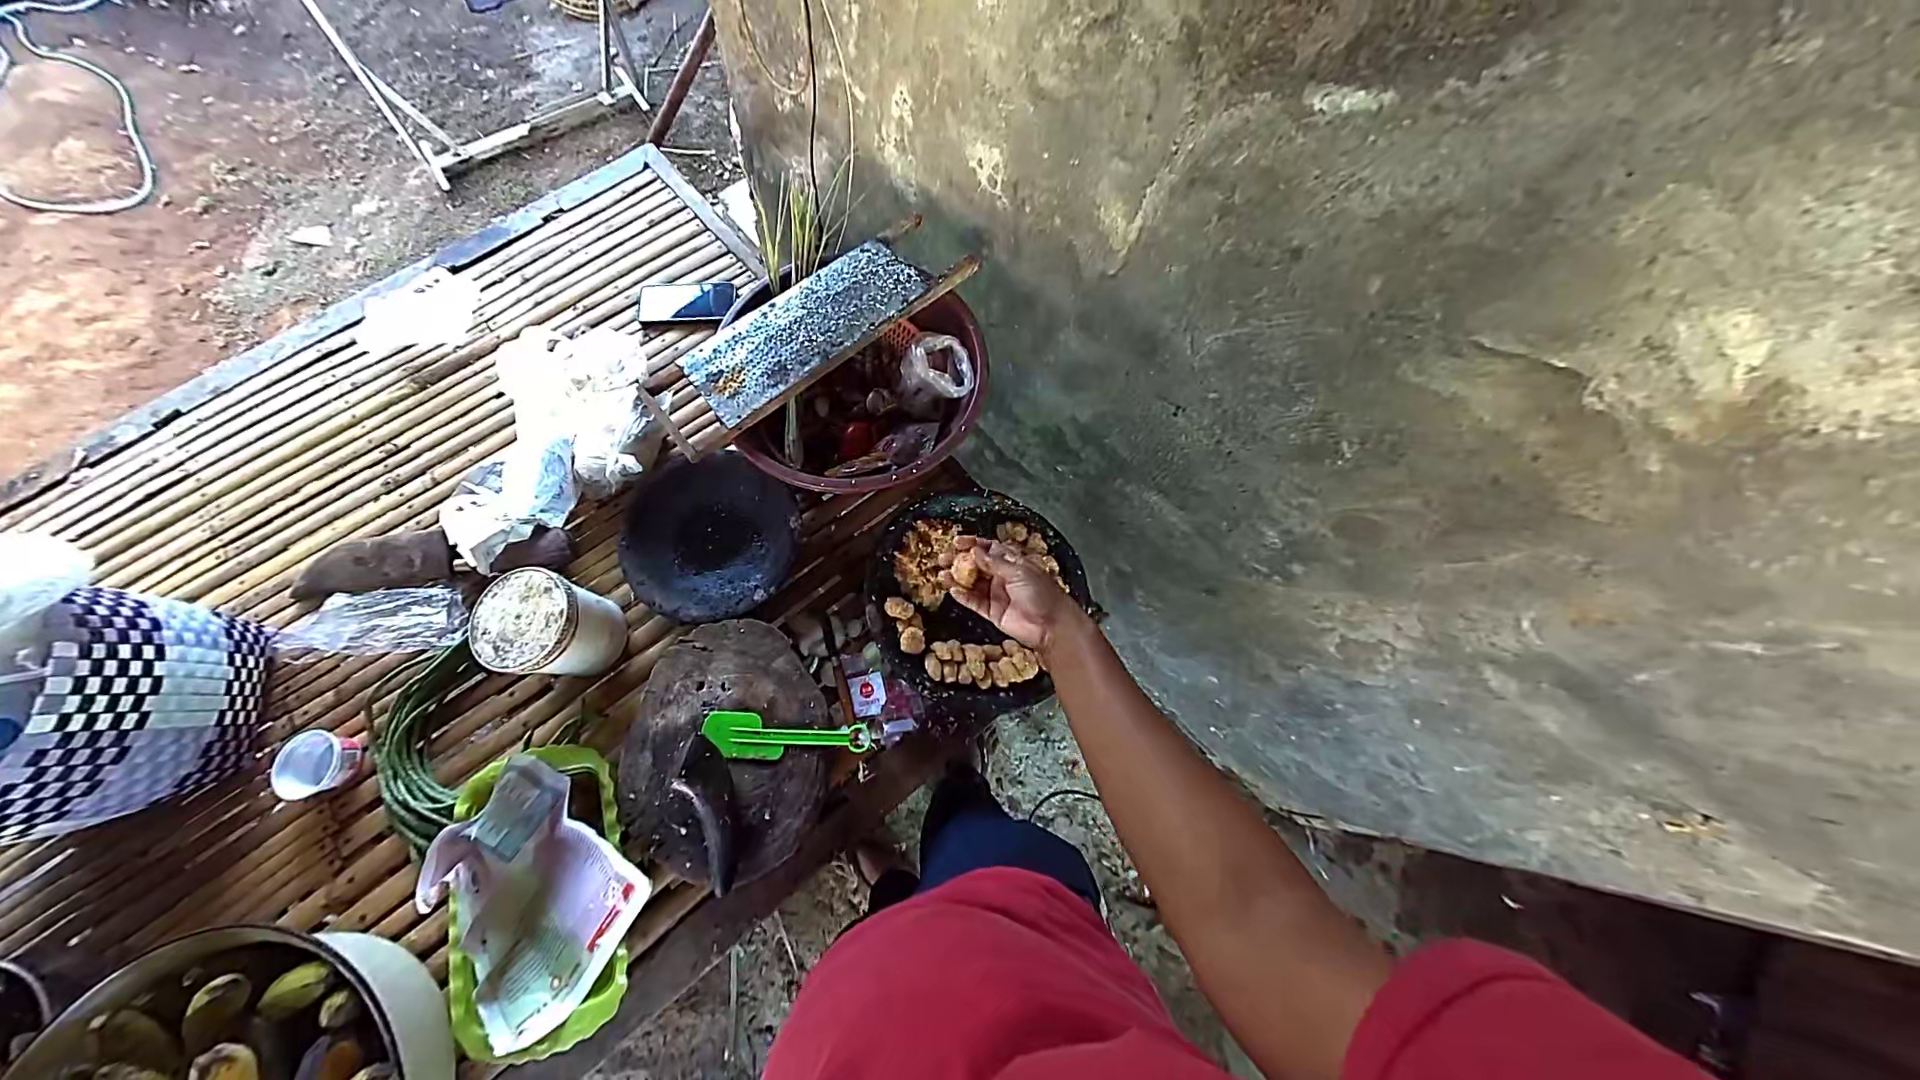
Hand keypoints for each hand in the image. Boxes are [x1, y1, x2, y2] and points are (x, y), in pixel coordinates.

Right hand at [941, 536, 1082, 652]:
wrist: (1051, 625)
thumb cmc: (1042, 594)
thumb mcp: (1018, 571)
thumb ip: (994, 562)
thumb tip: (975, 551)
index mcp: (1013, 563)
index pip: (990, 549)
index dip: (974, 544)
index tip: (958, 541)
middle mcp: (1003, 577)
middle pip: (977, 565)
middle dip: (960, 561)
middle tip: (944, 558)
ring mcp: (997, 595)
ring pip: (972, 584)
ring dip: (957, 578)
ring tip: (942, 574)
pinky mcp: (993, 612)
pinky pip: (974, 602)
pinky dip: (962, 596)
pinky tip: (952, 590)